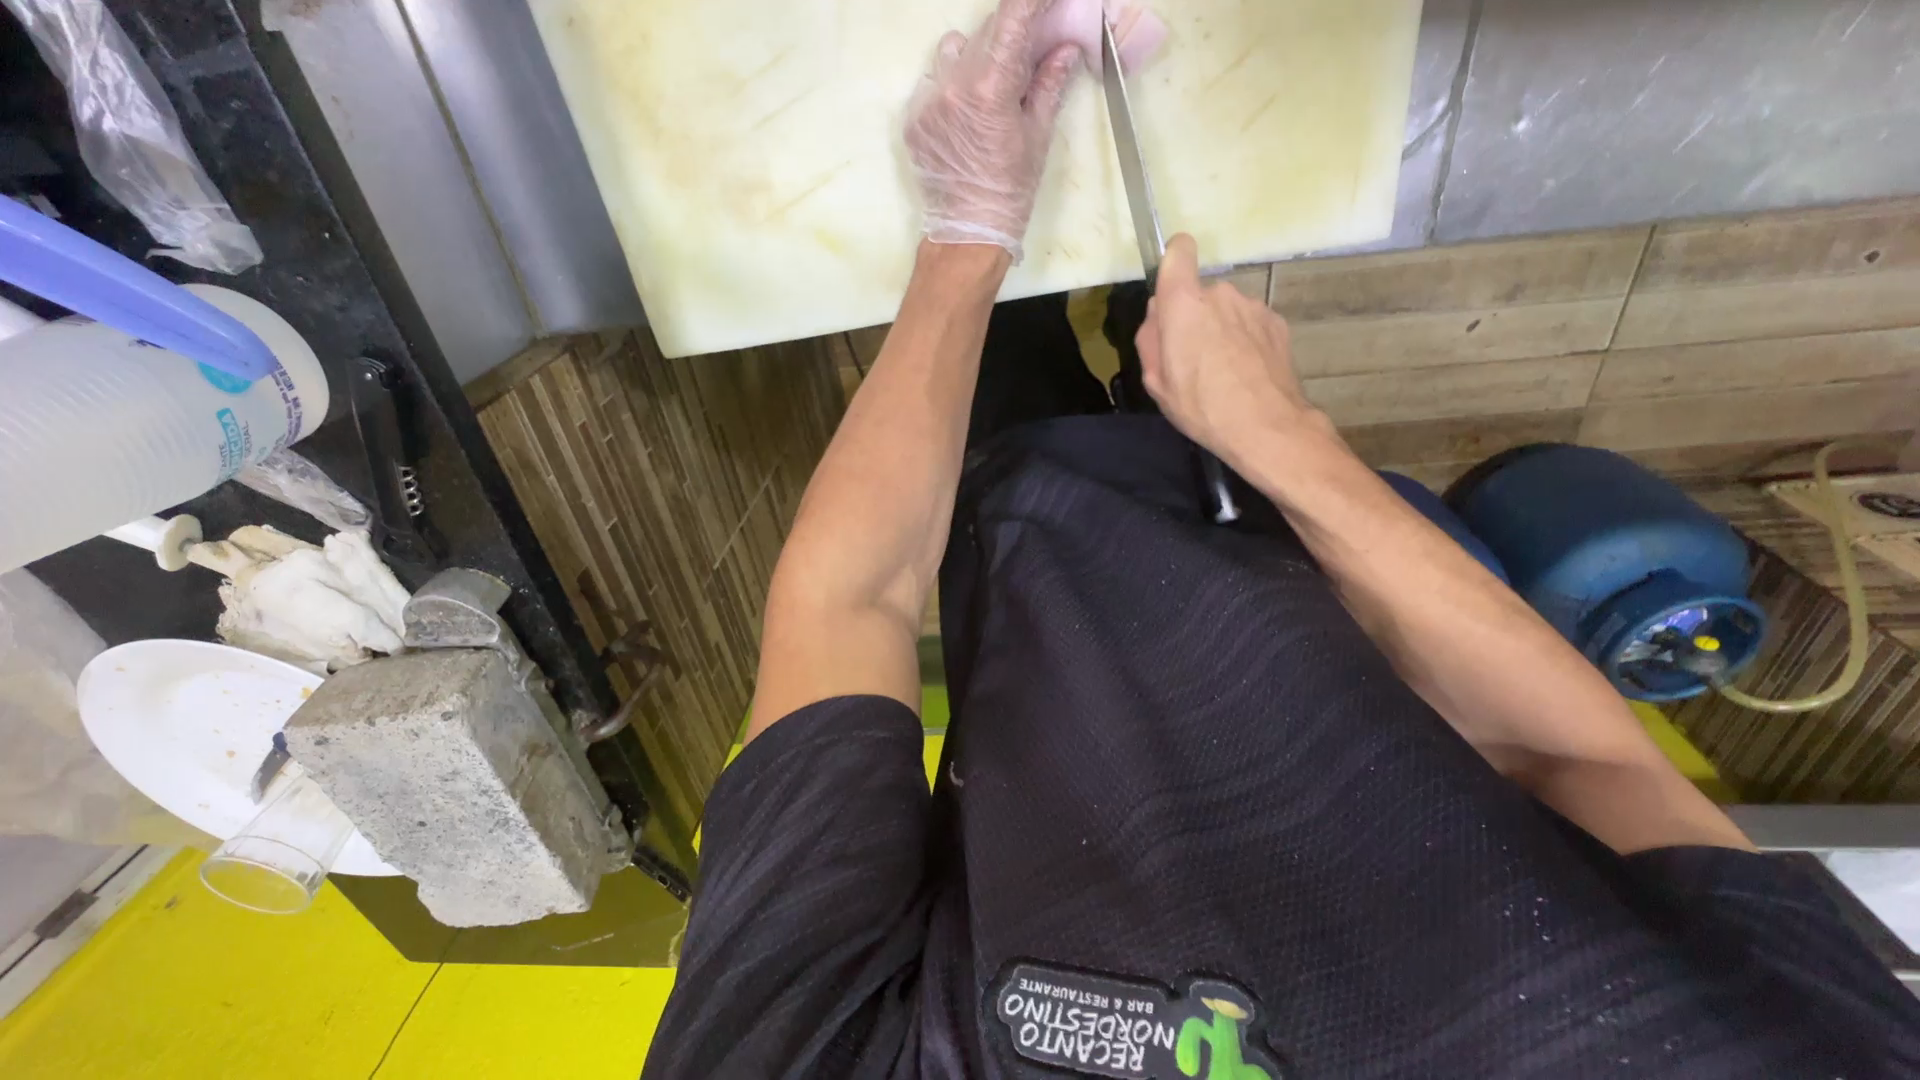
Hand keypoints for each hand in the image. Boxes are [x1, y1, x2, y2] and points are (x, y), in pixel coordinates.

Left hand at [905, 0, 1081, 260]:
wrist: (968, 233)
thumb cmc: (1009, 191)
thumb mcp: (1037, 136)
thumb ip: (1049, 84)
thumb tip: (1064, 48)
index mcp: (988, 89)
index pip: (1012, 17)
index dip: (1031, 1)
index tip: (1044, 0)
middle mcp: (951, 86)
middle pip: (985, 33)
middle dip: (1012, 34)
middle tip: (1032, 48)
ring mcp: (927, 102)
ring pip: (954, 50)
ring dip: (979, 56)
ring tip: (994, 87)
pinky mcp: (913, 118)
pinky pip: (935, 81)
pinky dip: (955, 85)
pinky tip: (968, 113)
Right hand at [1137, 235, 1322, 463]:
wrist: (1267, 426)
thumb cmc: (1202, 406)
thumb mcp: (1156, 382)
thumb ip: (1150, 339)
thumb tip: (1158, 314)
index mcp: (1184, 304)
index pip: (1179, 252)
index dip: (1173, 261)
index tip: (1172, 284)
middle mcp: (1220, 293)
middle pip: (1199, 294)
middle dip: (1193, 317)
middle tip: (1192, 358)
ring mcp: (1252, 306)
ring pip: (1226, 310)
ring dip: (1221, 329)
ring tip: (1223, 370)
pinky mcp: (1276, 321)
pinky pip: (1249, 323)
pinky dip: (1245, 340)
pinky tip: (1246, 371)